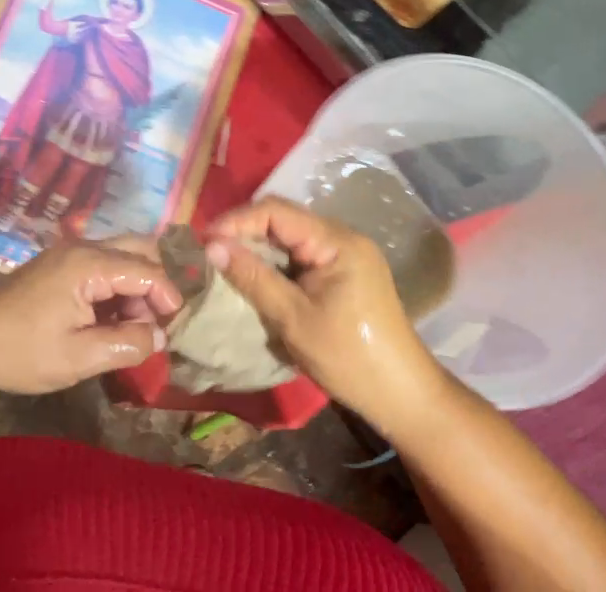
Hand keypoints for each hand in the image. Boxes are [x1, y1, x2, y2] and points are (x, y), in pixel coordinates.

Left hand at [0, 238, 182, 395]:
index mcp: (89, 264)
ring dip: (137, 284)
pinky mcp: (58, 265)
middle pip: (139, 248)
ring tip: (140, 325)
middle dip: (158, 280)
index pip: (147, 270)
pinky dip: (118, 285)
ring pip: (121, 255)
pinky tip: (116, 318)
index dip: (168, 296)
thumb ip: (126, 344)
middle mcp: (82, 247)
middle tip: (166, 318)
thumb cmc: (23, 351)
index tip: (177, 327)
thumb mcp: (80, 357)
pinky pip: (102, 264)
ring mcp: (68, 253)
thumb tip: (159, 337)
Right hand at [202, 198, 443, 427]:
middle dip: (243, 231)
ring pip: (290, 236)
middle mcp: (343, 237)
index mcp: (337, 242)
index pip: (276, 211)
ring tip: (223, 262)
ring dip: (257, 246)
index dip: (236, 221)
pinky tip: (254, 276)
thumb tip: (211, 246)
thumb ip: (253, 278)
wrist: (402, 394)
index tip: (203, 241)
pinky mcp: (344, 273)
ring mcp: (346, 254)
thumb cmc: (349, 358)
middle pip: (284, 218)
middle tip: (208, 251)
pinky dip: (275, 262)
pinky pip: (301, 254)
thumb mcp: (293, 319)